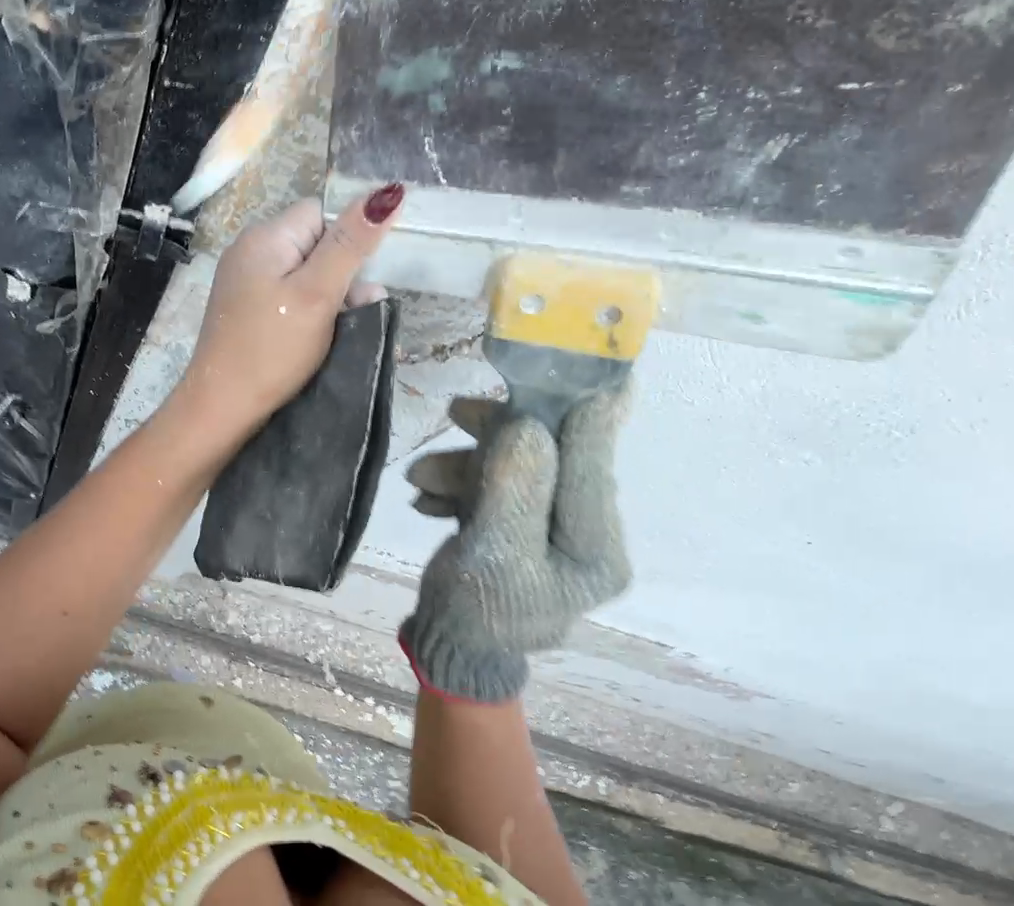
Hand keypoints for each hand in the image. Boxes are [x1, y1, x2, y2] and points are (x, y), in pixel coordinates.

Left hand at [178, 185, 402, 433]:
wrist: (222, 406)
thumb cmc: (271, 348)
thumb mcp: (318, 293)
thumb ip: (351, 243)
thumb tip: (388, 192)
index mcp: (263, 237)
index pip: (320, 213)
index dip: (346, 239)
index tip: (356, 275)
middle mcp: (249, 251)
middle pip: (315, 243)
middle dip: (341, 272)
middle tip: (350, 308)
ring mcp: (245, 282)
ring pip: (306, 274)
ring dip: (330, 296)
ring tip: (337, 327)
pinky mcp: (247, 310)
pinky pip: (289, 297)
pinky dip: (309, 312)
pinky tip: (316, 337)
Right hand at [399, 385, 632, 702]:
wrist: (450, 650)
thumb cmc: (475, 613)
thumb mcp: (491, 557)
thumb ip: (513, 493)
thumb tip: (529, 427)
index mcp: (594, 547)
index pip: (591, 464)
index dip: (582, 412)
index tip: (581, 364)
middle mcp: (583, 534)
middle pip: (550, 459)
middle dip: (498, 437)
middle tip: (456, 412)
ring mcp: (551, 530)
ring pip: (516, 469)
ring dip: (466, 465)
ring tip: (420, 476)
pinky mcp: (521, 527)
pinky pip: (497, 487)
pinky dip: (461, 485)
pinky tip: (428, 498)